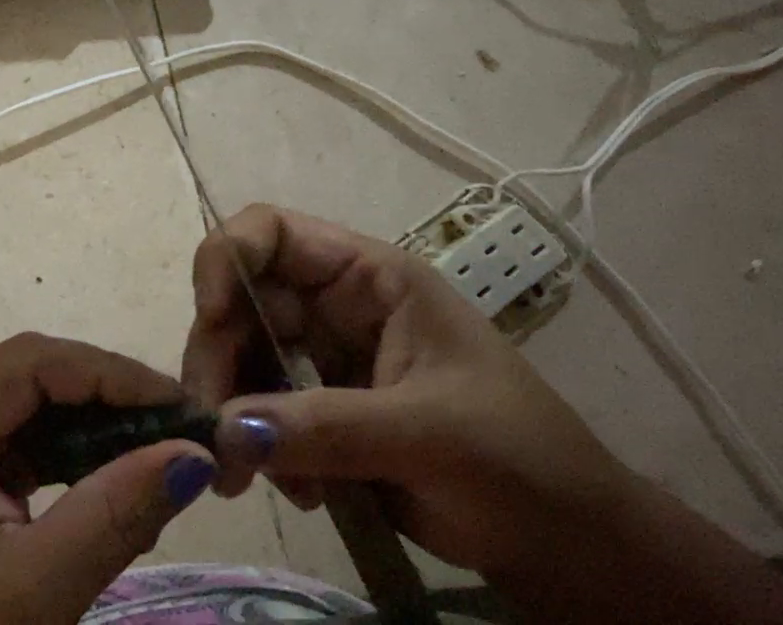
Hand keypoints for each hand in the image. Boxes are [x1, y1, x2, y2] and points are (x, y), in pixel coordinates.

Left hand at [0, 333, 217, 624]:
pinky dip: (84, 455)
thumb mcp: (38, 585)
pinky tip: (128, 478)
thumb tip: (195, 452)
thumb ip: (116, 513)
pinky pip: (35, 436)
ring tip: (171, 458)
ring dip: (107, 430)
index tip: (186, 408)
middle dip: (117, 402)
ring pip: (44, 404)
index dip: (114, 374)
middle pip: (40, 377)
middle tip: (192, 437)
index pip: (33, 363)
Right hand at [180, 205, 635, 579]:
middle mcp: (334, 306)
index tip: (212, 320)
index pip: (271, 232)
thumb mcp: (428, 435)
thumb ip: (324, 426)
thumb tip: (221, 430)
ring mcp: (322, 360)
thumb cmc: (521, 464)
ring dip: (231, 417)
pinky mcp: (315, 411)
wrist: (570, 551)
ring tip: (244, 481)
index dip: (227, 259)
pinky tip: (294, 493)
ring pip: (238, 361)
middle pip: (238, 303)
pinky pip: (256, 412)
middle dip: (219, 363)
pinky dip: (254, 449)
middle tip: (211, 437)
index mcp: (370, 278)